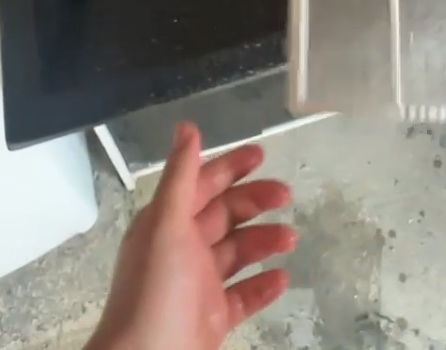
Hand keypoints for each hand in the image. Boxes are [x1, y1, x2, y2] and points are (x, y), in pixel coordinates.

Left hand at [85, 124, 296, 349]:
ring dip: (264, 240)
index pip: (202, 184)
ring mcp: (197, 286)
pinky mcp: (211, 319)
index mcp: (167, 223)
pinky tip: (282, 278)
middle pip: (224, 214)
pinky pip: (242, 296)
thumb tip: (186, 126)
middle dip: (255, 201)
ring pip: (237, 253)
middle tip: (286, 195)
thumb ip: (181, 176)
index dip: (229, 167)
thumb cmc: (155, 291)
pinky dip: (263, 286)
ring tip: (290, 239)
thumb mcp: (166, 224)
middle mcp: (182, 249)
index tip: (261, 155)